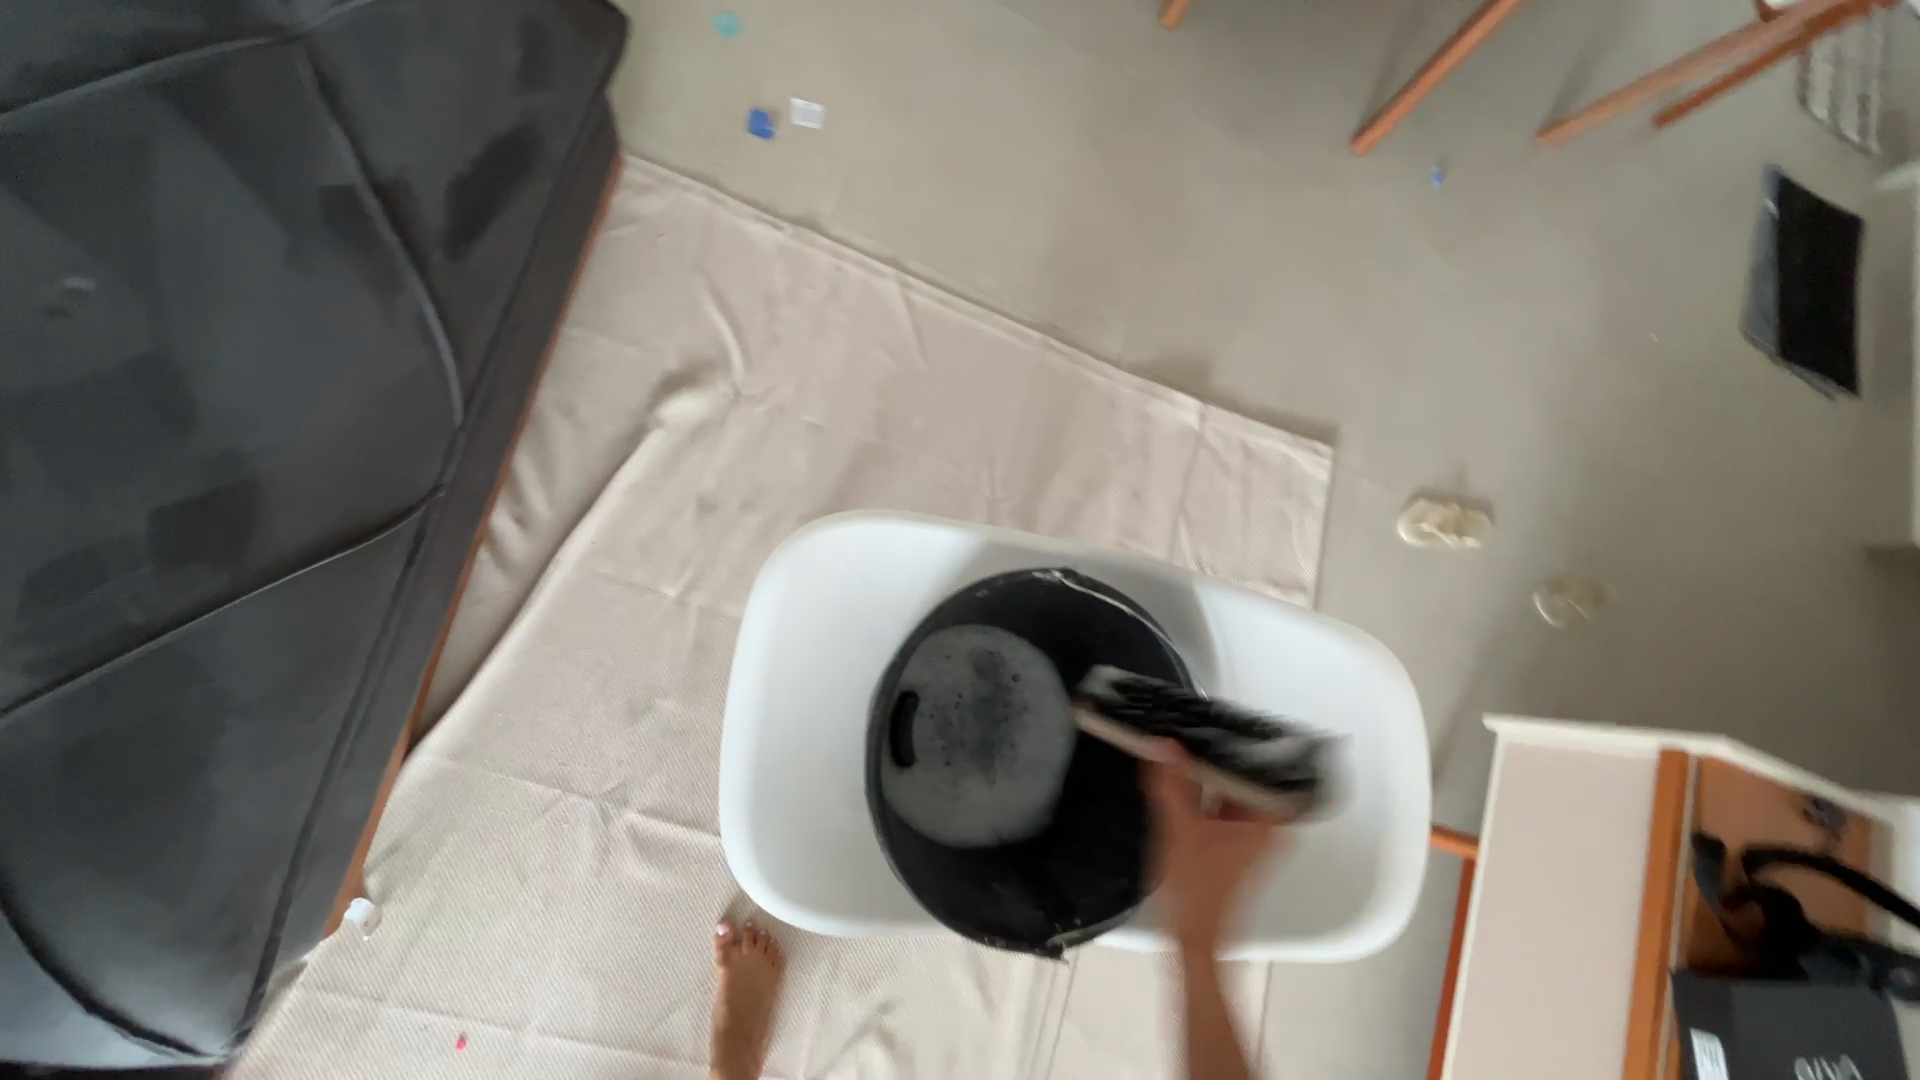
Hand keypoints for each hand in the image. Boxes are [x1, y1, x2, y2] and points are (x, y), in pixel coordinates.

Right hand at [1144, 740, 1283, 955]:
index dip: (1250, 741)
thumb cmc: (1198, 892)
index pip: (1271, 767)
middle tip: (1202, 728)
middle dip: (1223, 753)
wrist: (1194, 935)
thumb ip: (1171, 782)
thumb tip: (1165, 746)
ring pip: (1233, 789)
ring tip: (1188, 748)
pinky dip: (1205, 790)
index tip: (1228, 722)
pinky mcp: (1235, 840)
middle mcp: (1268, 827)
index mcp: (1269, 822)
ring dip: (1212, 772)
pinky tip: (1184, 778)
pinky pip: (1223, 803)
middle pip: (1250, 776)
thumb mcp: (1179, 827)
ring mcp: (1252, 834)